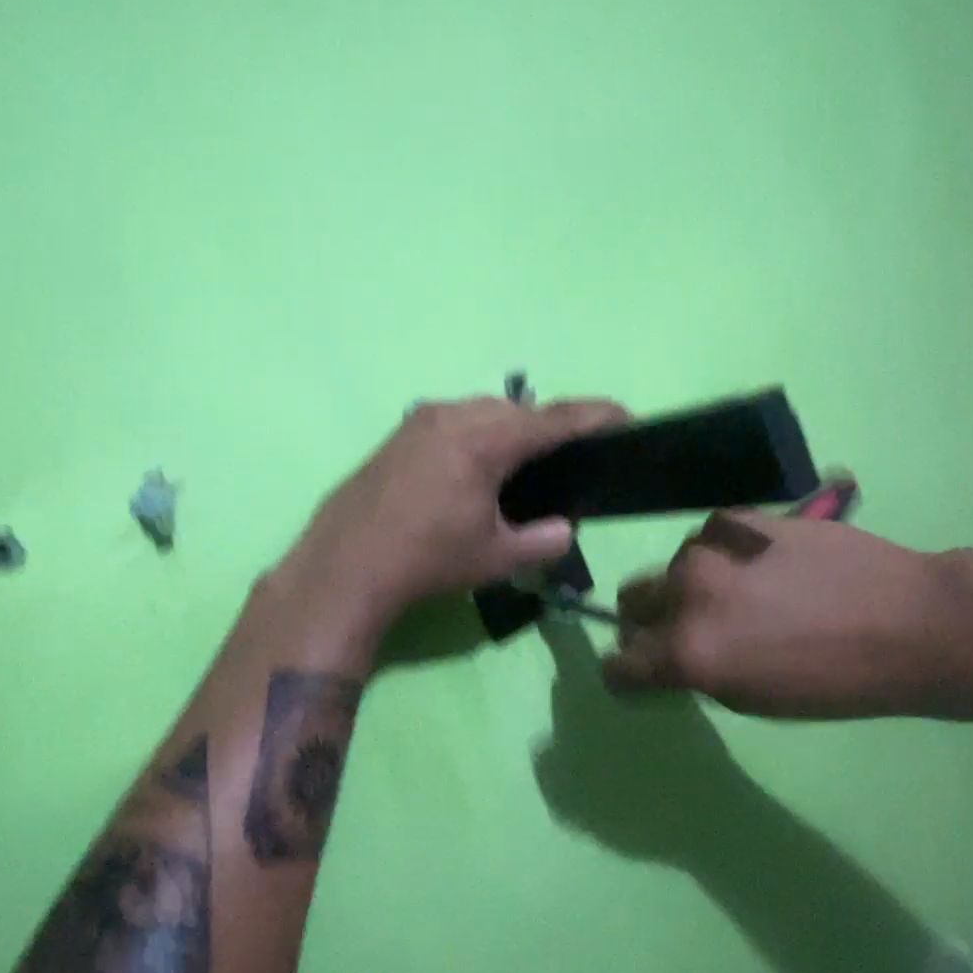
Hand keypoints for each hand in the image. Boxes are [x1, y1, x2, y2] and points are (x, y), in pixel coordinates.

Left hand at [283, 396, 629, 622]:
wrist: (346, 562)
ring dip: (510, 427)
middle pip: (518, 410)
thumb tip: (564, 529)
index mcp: (485, 440)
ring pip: (484, 410)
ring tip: (526, 461)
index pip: (554, 419)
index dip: (594, 416)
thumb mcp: (495, 557)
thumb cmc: (426, 558)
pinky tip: (478, 464)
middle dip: (549, 426)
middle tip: (572, 453)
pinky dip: (478, 431)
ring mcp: (422, 418)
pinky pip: (455, 418)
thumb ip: (542, 541)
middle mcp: (454, 415)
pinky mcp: (401, 431)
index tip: (626, 416)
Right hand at [602, 511, 953, 718]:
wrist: (912, 621)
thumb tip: (672, 660)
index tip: (640, 676)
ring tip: (741, 595)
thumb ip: (697, 675)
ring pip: (672, 567)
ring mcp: (709, 546)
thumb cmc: (838, 682)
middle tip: (687, 634)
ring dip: (689, 585)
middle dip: (647, 622)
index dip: (626, 674)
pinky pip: (708, 538)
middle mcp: (685, 592)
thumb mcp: (755, 701)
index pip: (617, 665)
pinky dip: (721, 554)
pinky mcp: (738, 518)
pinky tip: (761, 564)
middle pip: (631, 604)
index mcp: (688, 650)